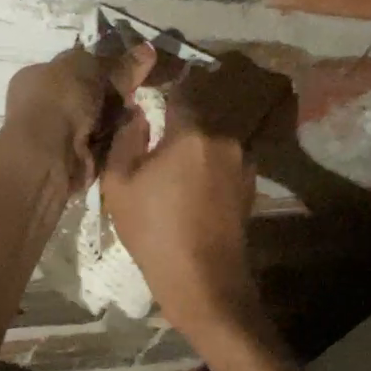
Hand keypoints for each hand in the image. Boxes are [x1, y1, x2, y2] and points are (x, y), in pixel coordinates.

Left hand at [1, 46, 155, 188]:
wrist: (48, 155)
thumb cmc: (60, 100)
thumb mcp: (89, 68)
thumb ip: (117, 63)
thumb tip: (147, 50)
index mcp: (39, 78)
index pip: (78, 69)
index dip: (106, 68)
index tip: (134, 69)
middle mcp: (47, 107)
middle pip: (93, 97)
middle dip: (117, 96)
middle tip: (136, 93)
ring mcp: (61, 137)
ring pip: (102, 123)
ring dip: (121, 120)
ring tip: (136, 115)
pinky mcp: (78, 161)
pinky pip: (106, 147)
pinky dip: (118, 142)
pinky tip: (131, 135)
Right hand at [101, 95, 262, 341]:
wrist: (203, 280)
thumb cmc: (154, 231)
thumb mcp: (119, 184)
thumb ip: (126, 138)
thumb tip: (138, 114)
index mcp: (193, 131)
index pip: (178, 90)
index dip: (160, 92)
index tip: (145, 102)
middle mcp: (225, 138)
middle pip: (198, 116)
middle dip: (177, 125)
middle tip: (154, 145)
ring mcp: (244, 162)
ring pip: (212, 141)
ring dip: (194, 149)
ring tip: (172, 174)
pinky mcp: (251, 186)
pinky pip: (224, 164)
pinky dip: (208, 169)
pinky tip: (192, 193)